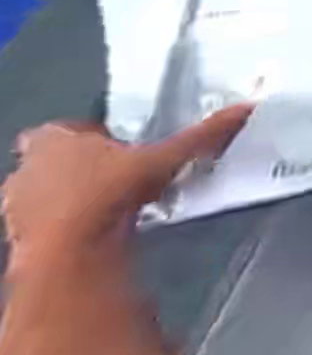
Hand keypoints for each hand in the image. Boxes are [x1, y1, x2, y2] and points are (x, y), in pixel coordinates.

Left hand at [4, 106, 251, 269]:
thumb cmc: (111, 189)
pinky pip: (53, 215)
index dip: (84, 132)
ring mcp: (18, 202)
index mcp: (54, 142)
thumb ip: (206, 133)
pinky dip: (78, 214)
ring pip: (52, 188)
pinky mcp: (23, 231)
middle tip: (128, 166)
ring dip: (81, 189)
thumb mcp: (171, 155)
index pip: (59, 129)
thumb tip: (245, 108)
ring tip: (123, 194)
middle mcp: (28, 168)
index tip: (115, 140)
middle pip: (55, 158)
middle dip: (87, 161)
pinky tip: (108, 218)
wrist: (71, 246)